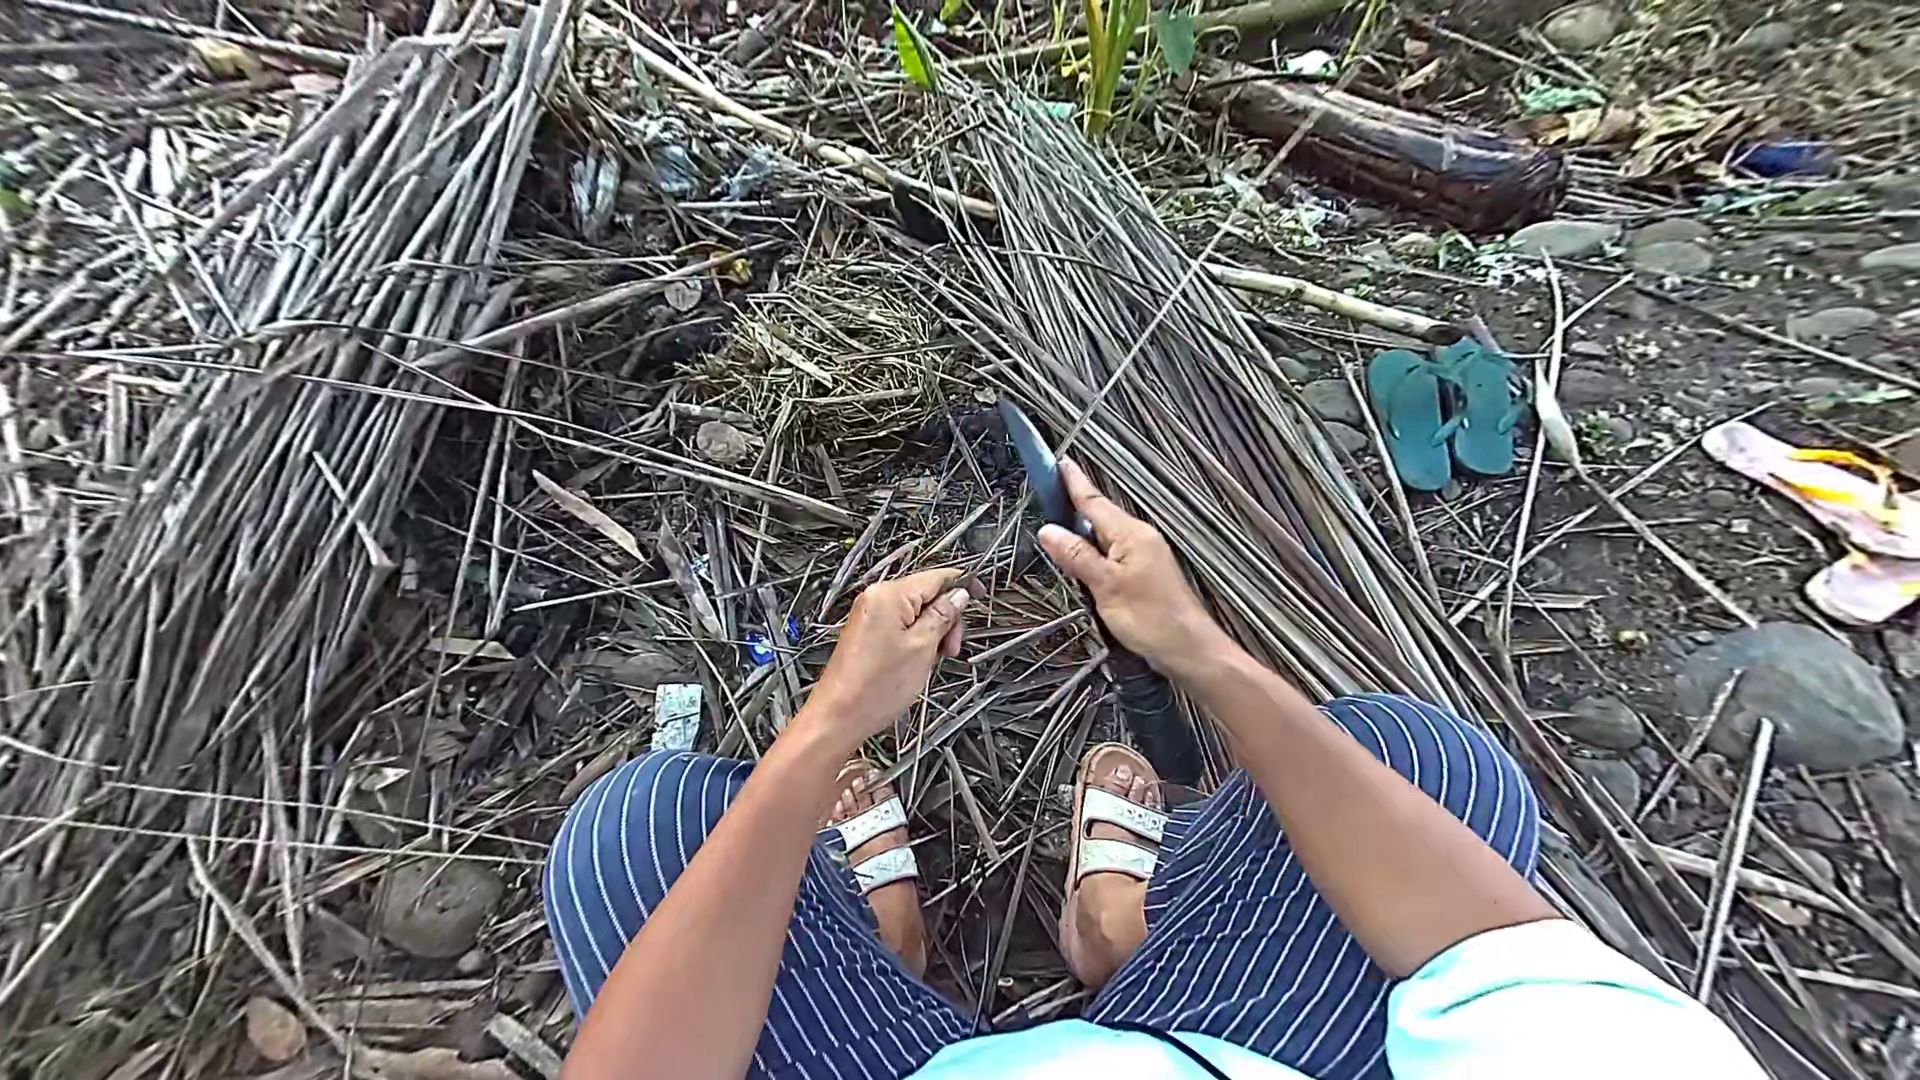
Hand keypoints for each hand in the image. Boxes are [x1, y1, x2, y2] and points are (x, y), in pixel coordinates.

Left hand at [803, 569, 972, 746]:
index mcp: (889, 595)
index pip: (936, 576)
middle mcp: (875, 598)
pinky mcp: (867, 630)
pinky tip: (916, 659)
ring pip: (915, 610)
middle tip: (950, 646)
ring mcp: (869, 614)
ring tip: (931, 657)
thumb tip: (958, 595)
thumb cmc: (872, 688)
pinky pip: (900, 623)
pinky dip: (915, 637)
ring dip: (932, 629)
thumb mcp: (923, 647)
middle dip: (945, 617)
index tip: (977, 594)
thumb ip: (944, 615)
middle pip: (926, 593)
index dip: (961, 585)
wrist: (839, 716)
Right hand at [1036, 460, 1232, 679]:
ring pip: (1104, 536)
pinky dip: (1093, 552)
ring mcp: (1143, 556)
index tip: (1059, 462)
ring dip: (1082, 531)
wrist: (1189, 650)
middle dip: (1074, 505)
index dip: (1074, 482)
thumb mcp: (1106, 586)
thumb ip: (1076, 556)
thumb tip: (1048, 530)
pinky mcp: (1143, 574)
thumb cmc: (1154, 620)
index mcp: (1132, 535)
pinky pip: (1112, 553)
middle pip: (1098, 516)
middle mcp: (1140, 539)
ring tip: (1058, 530)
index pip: (1094, 502)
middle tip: (1048, 495)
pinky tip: (1082, 562)